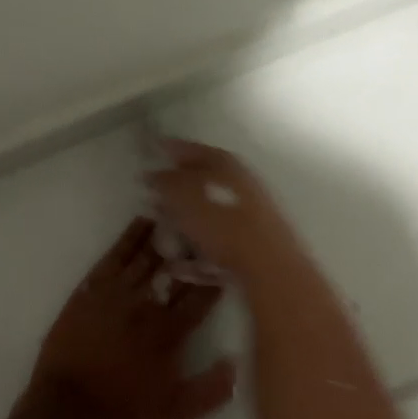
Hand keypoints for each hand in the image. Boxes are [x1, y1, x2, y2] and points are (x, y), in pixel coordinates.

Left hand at [24, 218, 236, 418]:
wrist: (71, 410)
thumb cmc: (127, 412)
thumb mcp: (178, 411)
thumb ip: (212, 389)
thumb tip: (237, 363)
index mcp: (171, 330)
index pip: (201, 294)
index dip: (215, 274)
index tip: (228, 255)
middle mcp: (148, 303)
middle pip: (176, 267)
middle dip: (193, 246)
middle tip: (208, 222)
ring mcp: (118, 291)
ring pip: (147, 255)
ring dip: (165, 234)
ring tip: (181, 212)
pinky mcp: (92, 287)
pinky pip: (115, 254)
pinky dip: (130, 236)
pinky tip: (142, 221)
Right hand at [144, 139, 297, 279]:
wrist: (267, 264)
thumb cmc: (219, 221)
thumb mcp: (181, 195)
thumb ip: (163, 181)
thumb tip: (151, 174)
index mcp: (222, 162)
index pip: (189, 149)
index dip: (168, 151)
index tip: (150, 155)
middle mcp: (239, 182)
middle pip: (200, 184)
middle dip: (175, 195)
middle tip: (153, 205)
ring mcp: (248, 215)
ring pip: (209, 217)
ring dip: (186, 228)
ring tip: (164, 242)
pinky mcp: (252, 245)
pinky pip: (218, 246)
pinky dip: (199, 255)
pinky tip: (181, 270)